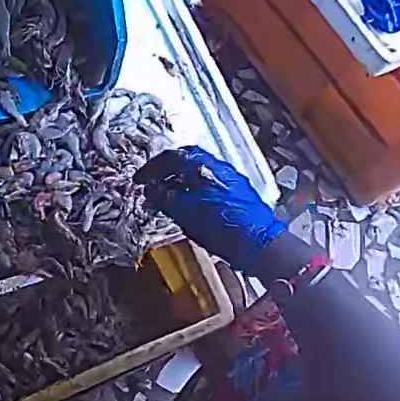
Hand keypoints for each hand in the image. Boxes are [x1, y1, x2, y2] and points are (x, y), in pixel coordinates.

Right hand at [135, 146, 285, 270]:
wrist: (258, 243)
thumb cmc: (222, 226)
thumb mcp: (183, 211)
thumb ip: (163, 196)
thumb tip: (151, 189)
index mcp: (202, 166)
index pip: (170, 157)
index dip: (151, 168)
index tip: (140, 180)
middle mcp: (217, 167)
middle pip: (185, 161)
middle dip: (165, 172)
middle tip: (152, 184)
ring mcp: (229, 179)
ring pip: (197, 173)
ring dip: (179, 182)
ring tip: (166, 197)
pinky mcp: (236, 193)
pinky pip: (208, 184)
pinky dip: (192, 191)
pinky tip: (188, 206)